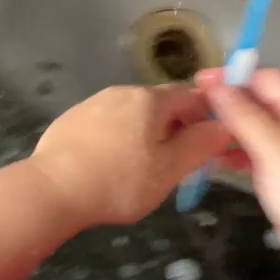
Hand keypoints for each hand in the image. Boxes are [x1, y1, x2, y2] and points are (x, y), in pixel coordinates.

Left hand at [25, 84, 233, 227]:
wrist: (54, 187)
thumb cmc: (119, 182)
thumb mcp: (169, 169)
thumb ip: (199, 144)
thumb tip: (225, 125)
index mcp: (149, 99)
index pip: (191, 95)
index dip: (207, 115)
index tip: (213, 141)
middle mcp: (122, 91)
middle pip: (161, 103)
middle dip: (177, 126)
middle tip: (182, 161)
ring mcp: (94, 102)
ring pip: (133, 112)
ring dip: (148, 131)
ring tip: (148, 166)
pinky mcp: (74, 117)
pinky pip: (109, 121)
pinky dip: (121, 136)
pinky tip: (114, 163)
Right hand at [199, 68, 279, 279]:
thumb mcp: (274, 150)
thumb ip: (244, 115)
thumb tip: (216, 83)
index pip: (267, 78)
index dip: (235, 76)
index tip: (202, 83)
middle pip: (261, 102)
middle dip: (229, 101)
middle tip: (194, 109)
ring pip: (257, 129)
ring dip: (229, 128)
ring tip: (198, 133)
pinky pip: (257, 155)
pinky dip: (237, 153)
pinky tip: (216, 160)